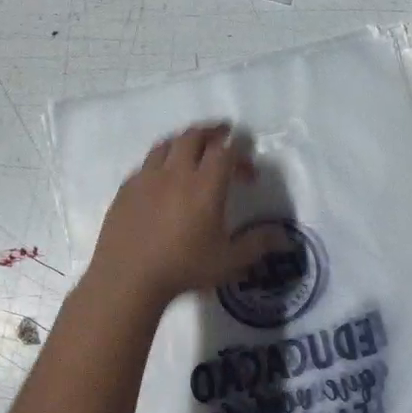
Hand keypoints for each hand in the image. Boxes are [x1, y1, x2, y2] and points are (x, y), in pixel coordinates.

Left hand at [83, 123, 274, 309]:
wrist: (126, 280)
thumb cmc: (183, 268)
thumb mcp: (229, 260)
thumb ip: (258, 244)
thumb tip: (285, 238)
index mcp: (206, 185)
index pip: (226, 150)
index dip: (240, 146)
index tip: (249, 157)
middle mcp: (176, 173)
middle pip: (194, 137)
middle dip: (212, 132)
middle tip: (224, 135)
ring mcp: (147, 178)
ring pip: (167, 144)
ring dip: (184, 141)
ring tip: (193, 148)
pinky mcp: (126, 190)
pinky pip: (146, 164)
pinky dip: (161, 161)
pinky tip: (163, 178)